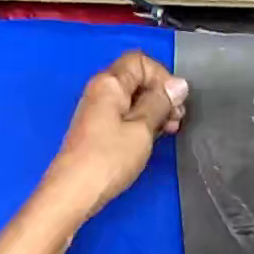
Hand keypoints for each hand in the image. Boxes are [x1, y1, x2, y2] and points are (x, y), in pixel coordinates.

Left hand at [43, 51, 189, 218]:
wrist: (75, 191)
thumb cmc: (109, 159)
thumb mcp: (142, 129)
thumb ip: (160, 104)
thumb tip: (179, 84)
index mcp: (109, 83)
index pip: (140, 61)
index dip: (163, 77)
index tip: (176, 102)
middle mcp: (101, 91)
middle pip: (137, 79)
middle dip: (161, 95)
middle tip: (177, 120)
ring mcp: (98, 111)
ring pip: (133, 99)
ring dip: (155, 111)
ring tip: (169, 131)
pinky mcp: (99, 129)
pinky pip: (126, 116)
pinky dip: (143, 123)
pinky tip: (152, 139)